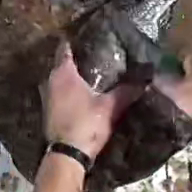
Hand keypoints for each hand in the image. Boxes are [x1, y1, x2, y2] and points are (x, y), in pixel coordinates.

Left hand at [43, 41, 141, 159]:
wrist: (67, 155)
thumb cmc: (86, 124)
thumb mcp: (110, 107)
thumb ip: (126, 93)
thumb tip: (144, 82)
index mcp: (63, 74)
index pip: (65, 49)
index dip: (75, 41)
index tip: (86, 36)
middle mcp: (51, 81)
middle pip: (62, 64)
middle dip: (76, 59)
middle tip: (94, 54)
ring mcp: (47, 97)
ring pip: (59, 79)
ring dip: (72, 76)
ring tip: (91, 73)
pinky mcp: (48, 111)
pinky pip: (58, 92)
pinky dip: (68, 90)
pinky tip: (82, 94)